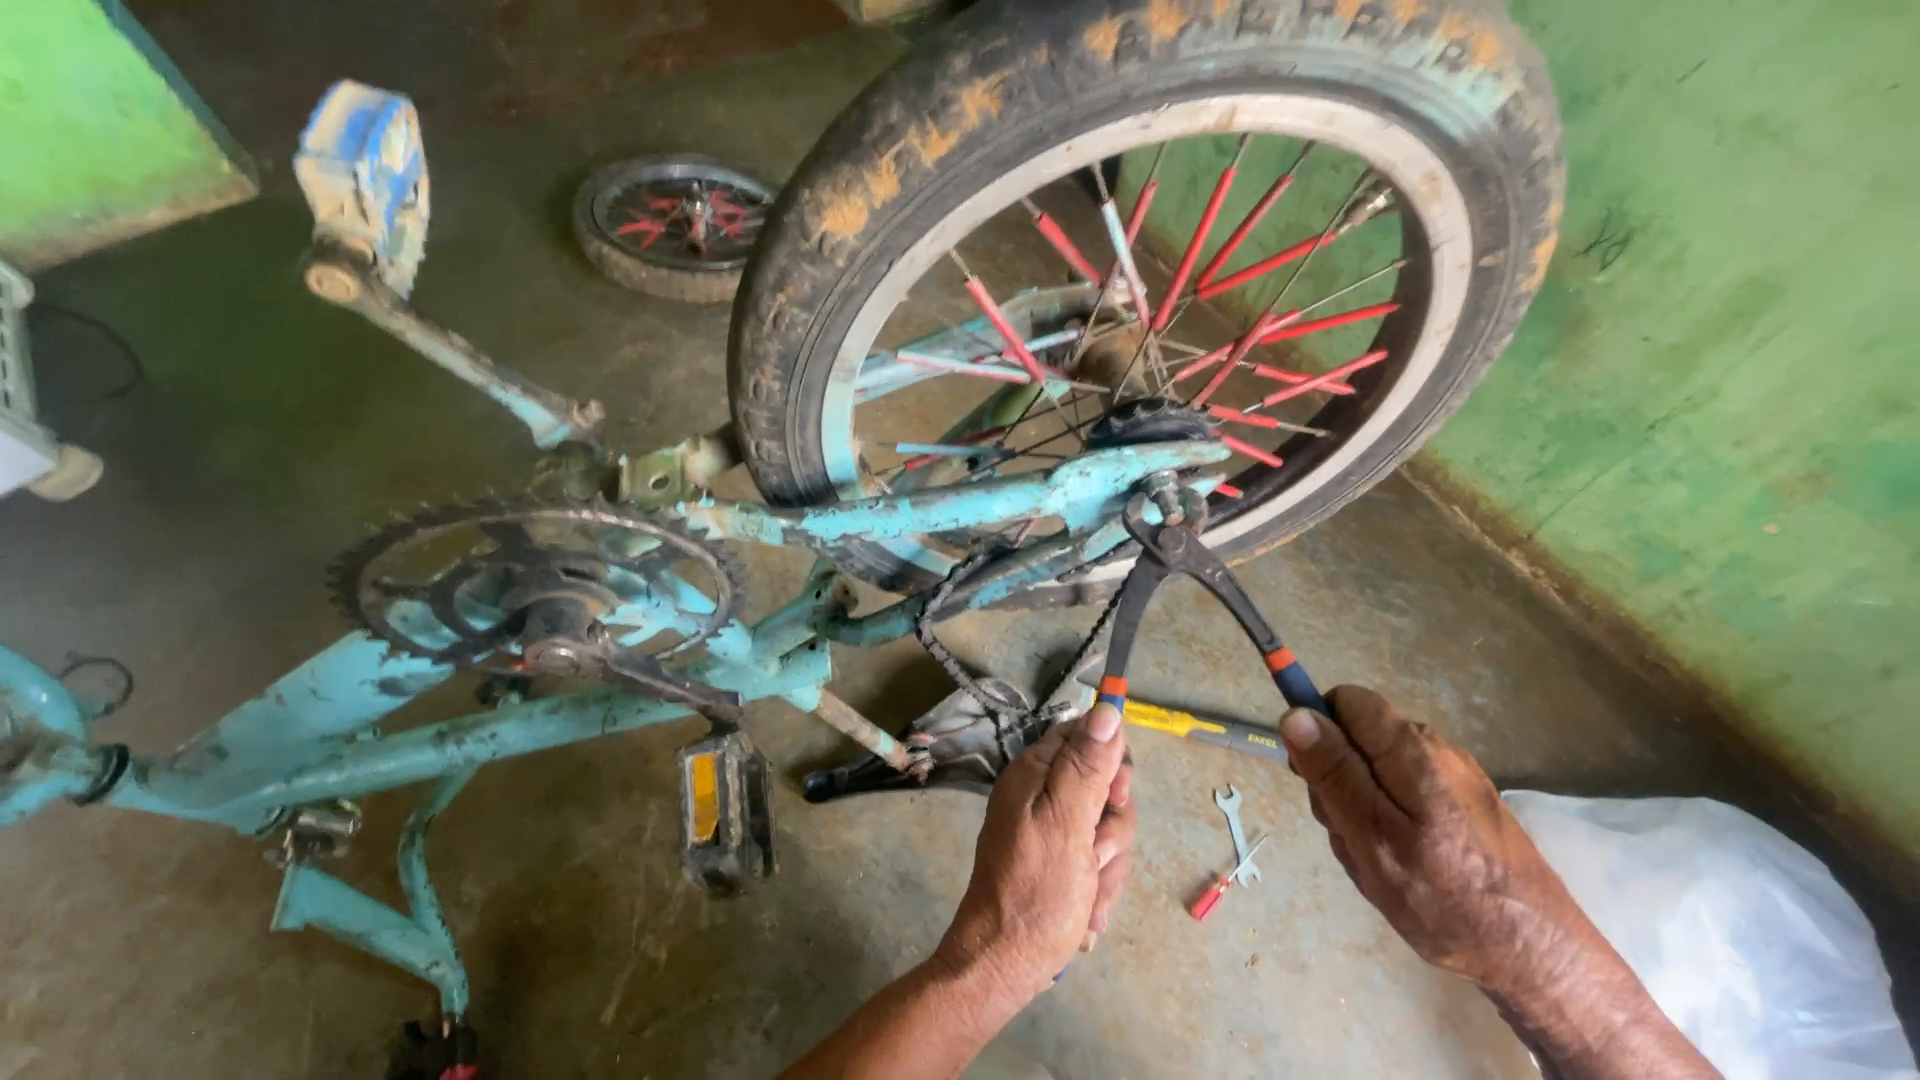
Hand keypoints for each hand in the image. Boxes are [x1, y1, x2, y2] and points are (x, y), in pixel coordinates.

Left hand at [932, 705, 1134, 1002]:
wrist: (1005, 963)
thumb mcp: (1067, 823)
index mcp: (1034, 772)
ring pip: (1109, 827)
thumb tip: (1107, 708)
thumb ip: (1087, 765)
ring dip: (1108, 864)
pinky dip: (1100, 885)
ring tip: (1088, 891)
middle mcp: (1042, 794)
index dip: (1111, 762)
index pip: (1086, 735)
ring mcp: (1052, 830)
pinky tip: (1087, 910)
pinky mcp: (1063, 861)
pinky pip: (1100, 859)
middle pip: (1106, 786)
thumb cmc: (1035, 891)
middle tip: (1095, 851)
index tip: (1114, 796)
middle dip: (1112, 826)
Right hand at [1279, 686, 1589, 994]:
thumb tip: (1295, 714)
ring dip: (1361, 810)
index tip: (1313, 779)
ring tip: (1377, 861)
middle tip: (1350, 836)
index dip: (1318, 730)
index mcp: (1411, 749)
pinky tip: (1402, 867)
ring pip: (1378, 773)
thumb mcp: (1370, 836)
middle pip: (1359, 739)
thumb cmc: (1445, 898)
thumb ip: (1333, 772)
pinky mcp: (1467, 806)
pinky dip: (1390, 825)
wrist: (1539, 955)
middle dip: (1338, 781)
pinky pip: (1406, 798)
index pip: (1345, 701)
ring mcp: (1456, 778)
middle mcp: (1436, 749)